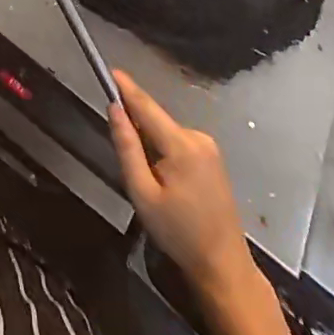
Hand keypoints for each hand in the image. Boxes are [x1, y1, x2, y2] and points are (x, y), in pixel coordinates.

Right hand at [109, 68, 253, 289]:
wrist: (222, 264)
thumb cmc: (178, 232)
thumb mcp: (142, 192)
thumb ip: (127, 147)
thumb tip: (115, 110)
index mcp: (182, 145)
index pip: (147, 106)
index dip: (127, 88)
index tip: (110, 70)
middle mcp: (198, 138)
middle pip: (156, 121)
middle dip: (136, 129)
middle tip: (126, 161)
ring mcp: (209, 147)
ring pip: (166, 134)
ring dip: (150, 145)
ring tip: (148, 183)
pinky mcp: (212, 158)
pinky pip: (178, 143)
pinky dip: (163, 152)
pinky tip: (164, 182)